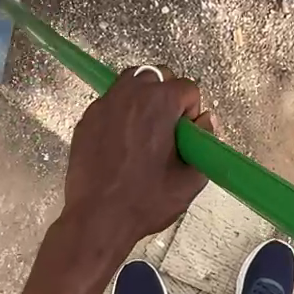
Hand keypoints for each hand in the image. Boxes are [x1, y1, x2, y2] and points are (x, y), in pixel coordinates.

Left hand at [61, 66, 214, 246]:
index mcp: (159, 103)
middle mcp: (130, 95)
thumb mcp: (189, 180)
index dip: (191, 112)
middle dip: (167, 97)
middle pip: (157, 76)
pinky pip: (110, 104)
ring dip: (143, 100)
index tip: (185, 135)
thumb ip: (205, 143)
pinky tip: (122, 145)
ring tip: (145, 133)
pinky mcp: (86, 120)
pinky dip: (120, 114)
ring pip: (130, 83)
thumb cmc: (144, 202)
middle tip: (167, 131)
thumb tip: (207, 122)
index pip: (187, 87)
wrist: (98, 217)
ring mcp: (104, 105)